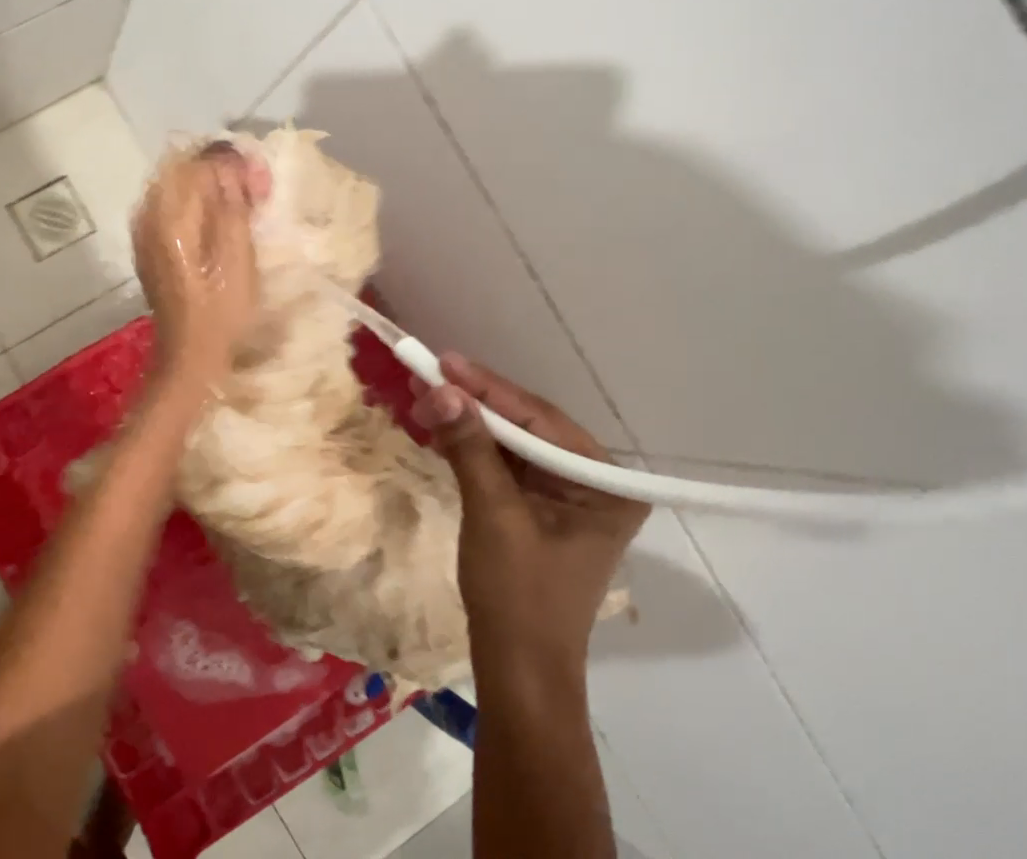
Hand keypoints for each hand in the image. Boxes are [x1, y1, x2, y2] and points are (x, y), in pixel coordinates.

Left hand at [131, 144, 269, 384]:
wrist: (189, 355)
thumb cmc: (221, 312)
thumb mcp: (239, 258)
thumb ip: (233, 206)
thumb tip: (231, 167)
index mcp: (170, 218)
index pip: (198, 165)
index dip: (232, 165)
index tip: (260, 184)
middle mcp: (148, 217)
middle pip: (182, 168)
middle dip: (220, 171)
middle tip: (253, 190)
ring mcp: (143, 231)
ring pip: (175, 184)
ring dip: (209, 186)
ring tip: (240, 203)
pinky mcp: (147, 245)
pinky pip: (169, 205)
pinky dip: (195, 203)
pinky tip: (218, 219)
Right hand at [412, 355, 647, 669]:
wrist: (518, 665)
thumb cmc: (518, 593)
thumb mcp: (493, 514)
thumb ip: (470, 449)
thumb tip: (440, 390)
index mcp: (604, 485)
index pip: (540, 420)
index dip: (488, 389)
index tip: (442, 361)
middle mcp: (593, 484)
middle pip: (527, 428)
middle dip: (475, 403)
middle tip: (425, 375)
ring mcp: (565, 499)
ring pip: (512, 445)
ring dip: (468, 423)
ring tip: (423, 395)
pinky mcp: (538, 511)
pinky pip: (504, 467)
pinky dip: (471, 448)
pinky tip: (441, 429)